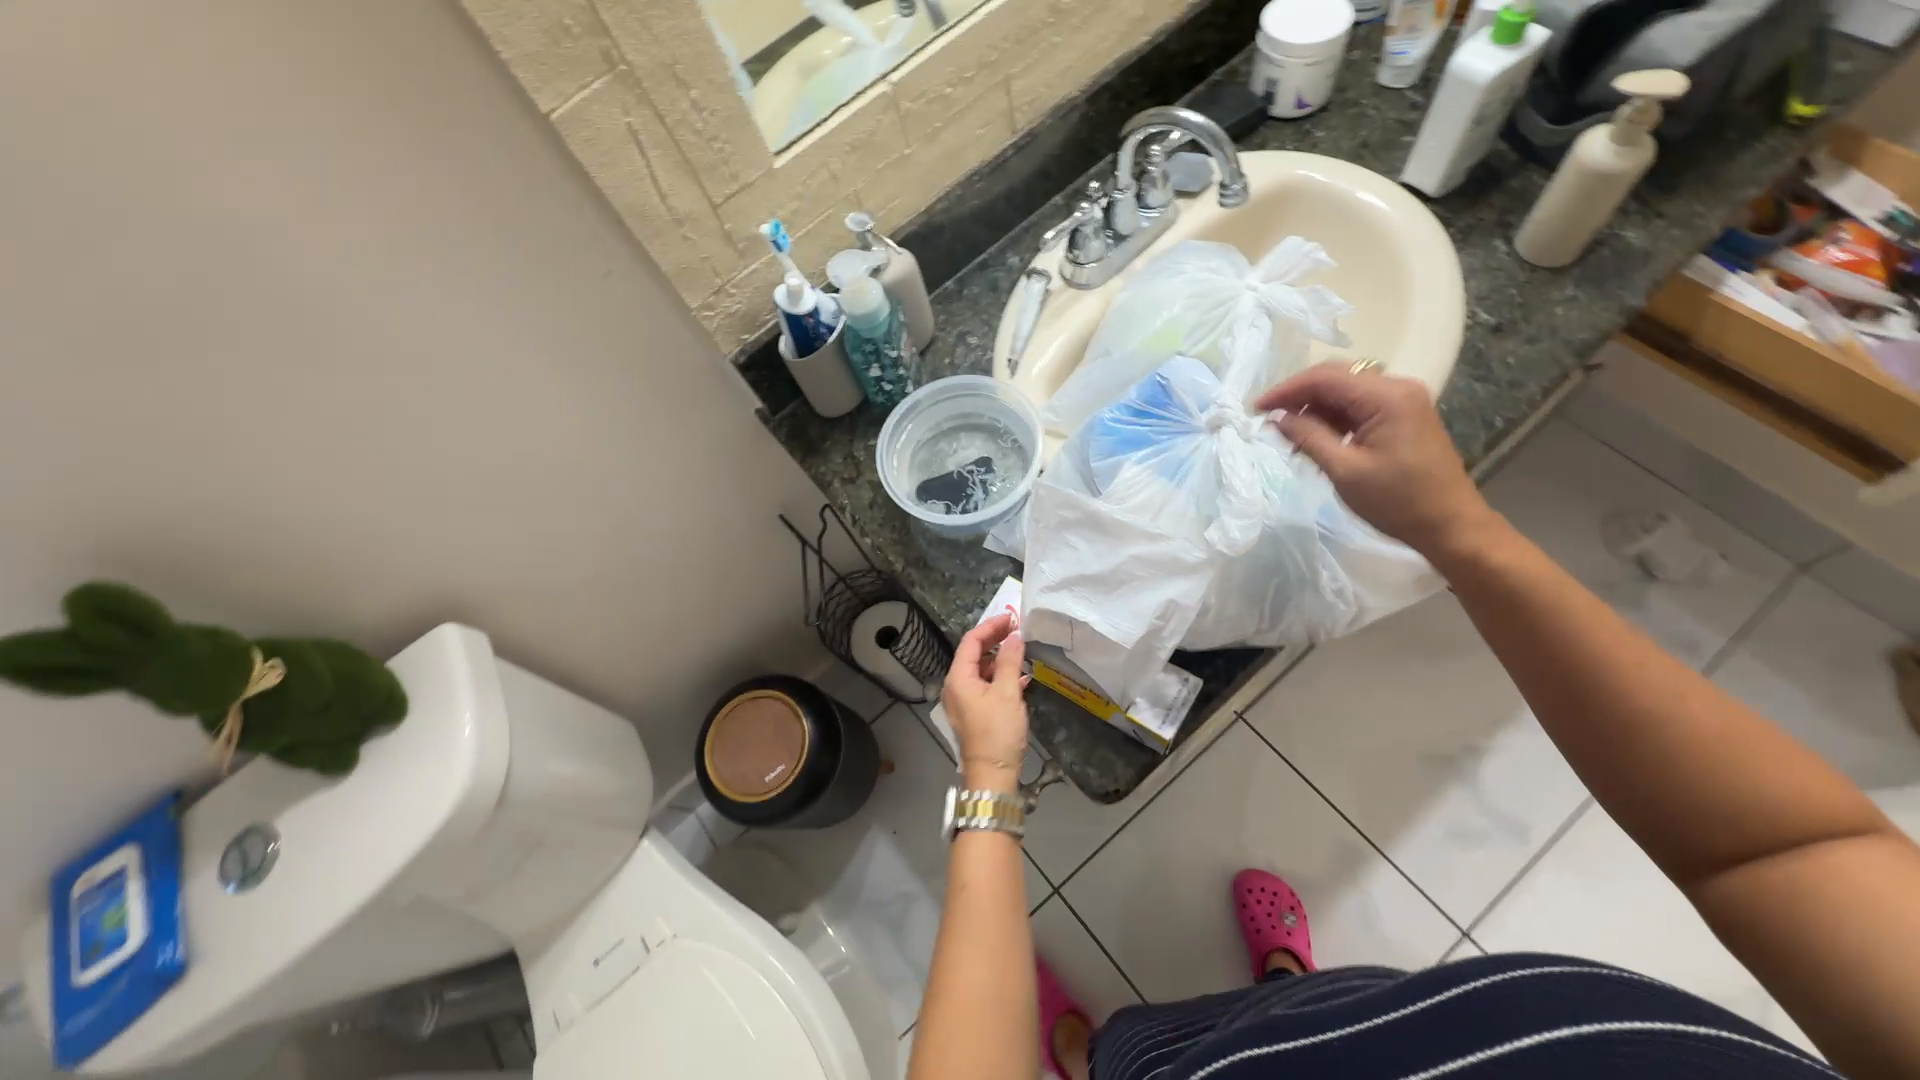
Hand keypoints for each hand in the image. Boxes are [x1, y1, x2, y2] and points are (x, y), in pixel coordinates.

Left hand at [942, 613, 1028, 792]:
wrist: (992, 774)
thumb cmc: (998, 732)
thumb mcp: (1008, 693)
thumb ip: (1011, 661)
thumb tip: (1015, 637)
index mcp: (958, 678)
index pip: (971, 641)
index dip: (991, 627)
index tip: (1012, 618)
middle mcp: (955, 686)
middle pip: (973, 654)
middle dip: (995, 640)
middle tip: (1018, 630)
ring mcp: (963, 701)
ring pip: (980, 670)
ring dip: (1000, 659)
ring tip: (1022, 651)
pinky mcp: (974, 712)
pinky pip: (985, 686)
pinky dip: (1000, 678)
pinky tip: (1021, 677)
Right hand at [1256, 363, 1499, 559]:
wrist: (1450, 525)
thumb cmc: (1397, 502)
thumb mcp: (1345, 471)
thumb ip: (1309, 437)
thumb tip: (1278, 418)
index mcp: (1387, 397)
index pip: (1326, 378)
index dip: (1287, 390)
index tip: (1257, 409)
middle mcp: (1399, 388)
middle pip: (1337, 377)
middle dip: (1300, 395)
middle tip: (1269, 419)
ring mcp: (1405, 400)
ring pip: (1348, 390)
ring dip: (1316, 407)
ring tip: (1289, 432)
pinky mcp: (1405, 415)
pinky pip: (1362, 405)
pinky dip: (1335, 416)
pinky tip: (1317, 435)